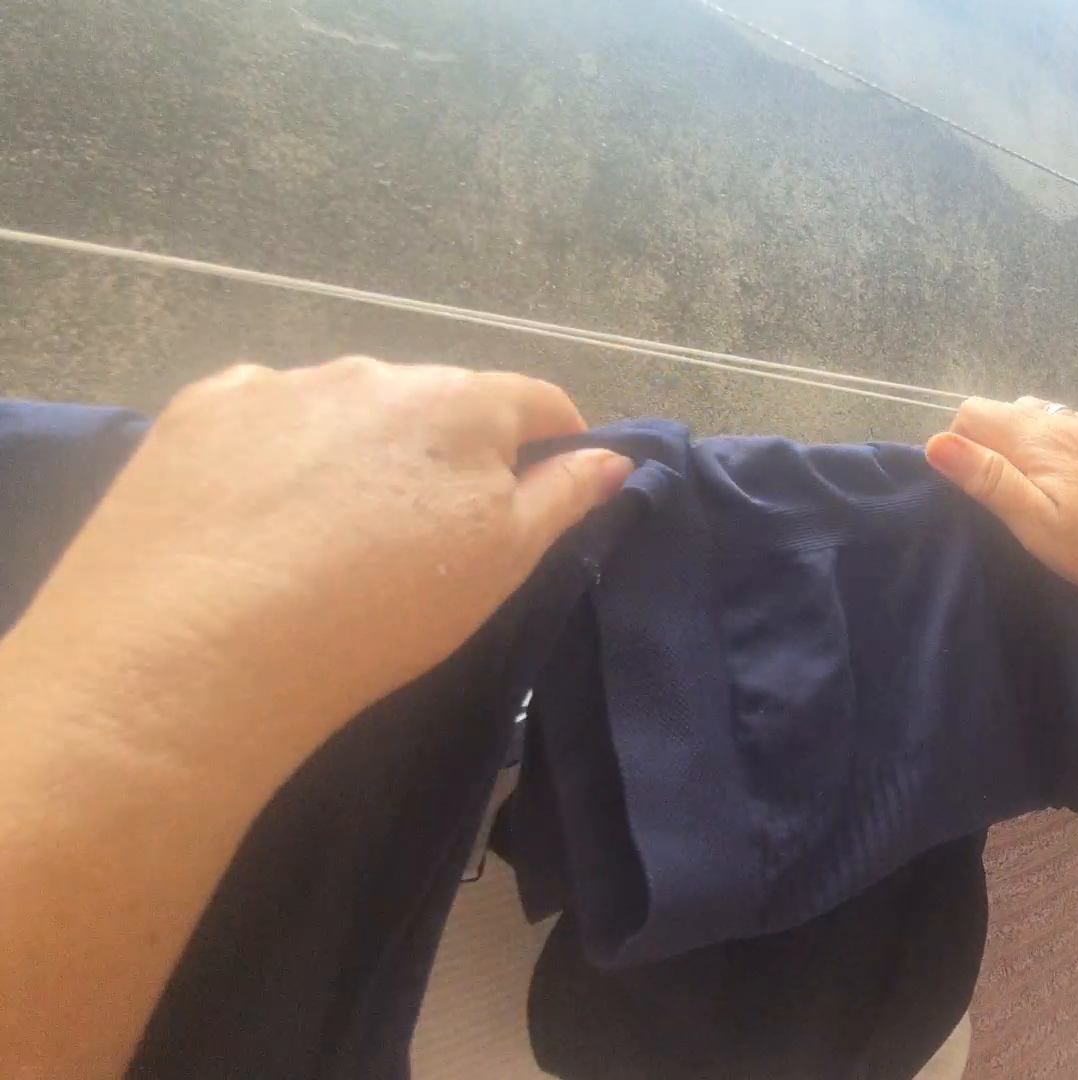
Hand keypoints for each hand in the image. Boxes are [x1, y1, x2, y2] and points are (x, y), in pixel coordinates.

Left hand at [8, 356, 631, 769]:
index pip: (542, 401)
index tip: (548, 495)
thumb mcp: (509, 554)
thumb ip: (569, 494)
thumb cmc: (391, 603)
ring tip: (360, 520)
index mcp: (461, 400)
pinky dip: (303, 443)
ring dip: (387, 443)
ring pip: (367, 405)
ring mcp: (280, 384)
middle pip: (452, 400)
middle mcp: (375, 371)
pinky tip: (284, 502)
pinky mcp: (199, 411)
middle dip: (469, 448)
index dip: (561, 444)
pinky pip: (281, 410)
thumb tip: (616, 459)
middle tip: (449, 524)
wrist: (195, 658)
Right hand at [925, 397, 1077, 617]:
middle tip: (996, 500)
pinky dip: (1040, 450)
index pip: (971, 413)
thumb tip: (935, 443)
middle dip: (982, 447)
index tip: (971, 492)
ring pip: (1028, 420)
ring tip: (1022, 496)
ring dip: (1011, 448)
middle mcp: (1060, 420)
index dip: (958, 447)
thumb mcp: (1033, 519)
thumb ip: (986, 477)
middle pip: (999, 412)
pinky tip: (1054, 488)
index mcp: (1036, 435)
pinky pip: (1055, 431)